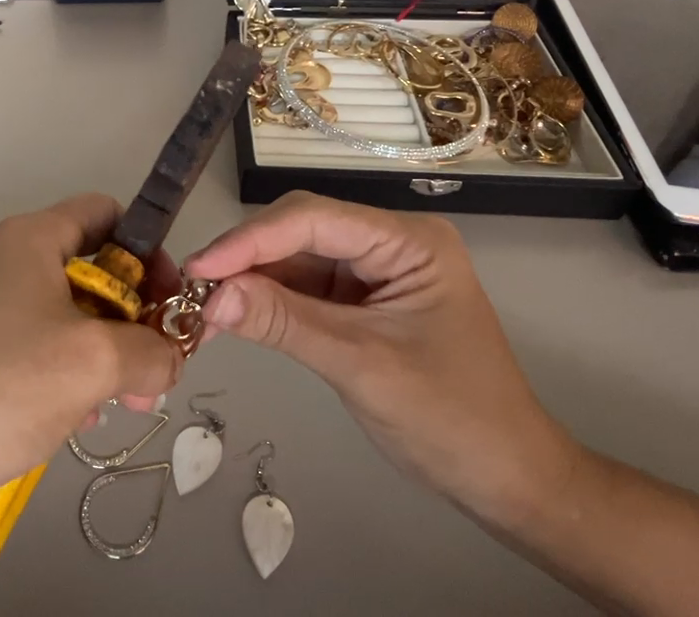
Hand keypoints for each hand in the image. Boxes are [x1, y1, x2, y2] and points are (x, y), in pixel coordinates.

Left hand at [0, 194, 183, 539]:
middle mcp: (16, 269)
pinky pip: (48, 362)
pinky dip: (76, 385)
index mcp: (35, 241)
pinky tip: (85, 422)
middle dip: (138, 317)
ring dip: (112, 359)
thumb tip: (171, 357)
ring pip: (77, 324)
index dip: (149, 248)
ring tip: (132, 402)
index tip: (173, 298)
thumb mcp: (92, 359)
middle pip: (98, 274)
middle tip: (161, 365)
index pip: (106, 214)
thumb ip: (151, 350)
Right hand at [184, 192, 575, 524]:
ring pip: (294, 258)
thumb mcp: (362, 366)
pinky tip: (231, 316)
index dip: (250, 240)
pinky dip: (265, 303)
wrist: (506, 478)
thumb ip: (285, 324)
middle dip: (246, 257)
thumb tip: (212, 295)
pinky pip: (300, 289)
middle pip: (299, 230)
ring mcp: (372, 272)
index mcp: (408, 241)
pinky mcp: (358, 302)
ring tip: (201, 308)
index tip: (198, 269)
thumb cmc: (451, 418)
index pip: (314, 220)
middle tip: (193, 291)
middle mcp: (388, 243)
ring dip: (248, 281)